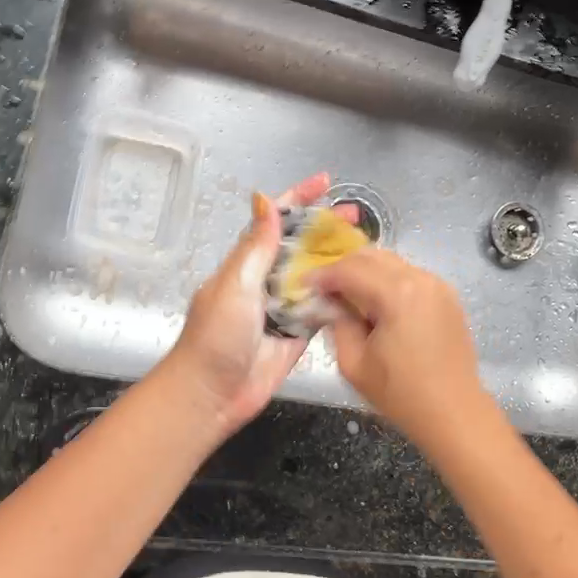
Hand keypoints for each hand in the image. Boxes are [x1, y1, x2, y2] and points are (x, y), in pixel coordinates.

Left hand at [155, 173, 343, 439]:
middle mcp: (265, 281)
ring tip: (366, 245)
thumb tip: (267, 202)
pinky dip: (339, 297)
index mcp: (246, 263)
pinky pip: (321, 309)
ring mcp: (282, 307)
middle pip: (300, 245)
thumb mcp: (234, 285)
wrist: (210, 395)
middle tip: (356, 216)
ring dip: (337, 259)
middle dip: (325, 227)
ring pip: (314, 275)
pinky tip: (361, 285)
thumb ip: (256, 247)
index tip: (324, 182)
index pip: (274, 221)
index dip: (298, 199)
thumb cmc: (215, 338)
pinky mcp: (296, 334)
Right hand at [308, 249, 499, 446]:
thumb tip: (329, 304)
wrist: (454, 412)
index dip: (322, 276)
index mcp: (398, 294)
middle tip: (324, 290)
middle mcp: (421, 279)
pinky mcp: (447, 296)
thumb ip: (337, 324)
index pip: (350, 269)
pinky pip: (410, 276)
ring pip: (392, 263)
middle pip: (372, 256)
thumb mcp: (354, 363)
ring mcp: (438, 285)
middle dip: (343, 268)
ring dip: (366, 273)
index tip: (304, 286)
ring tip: (349, 298)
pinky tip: (378, 306)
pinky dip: (388, 282)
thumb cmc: (401, 393)